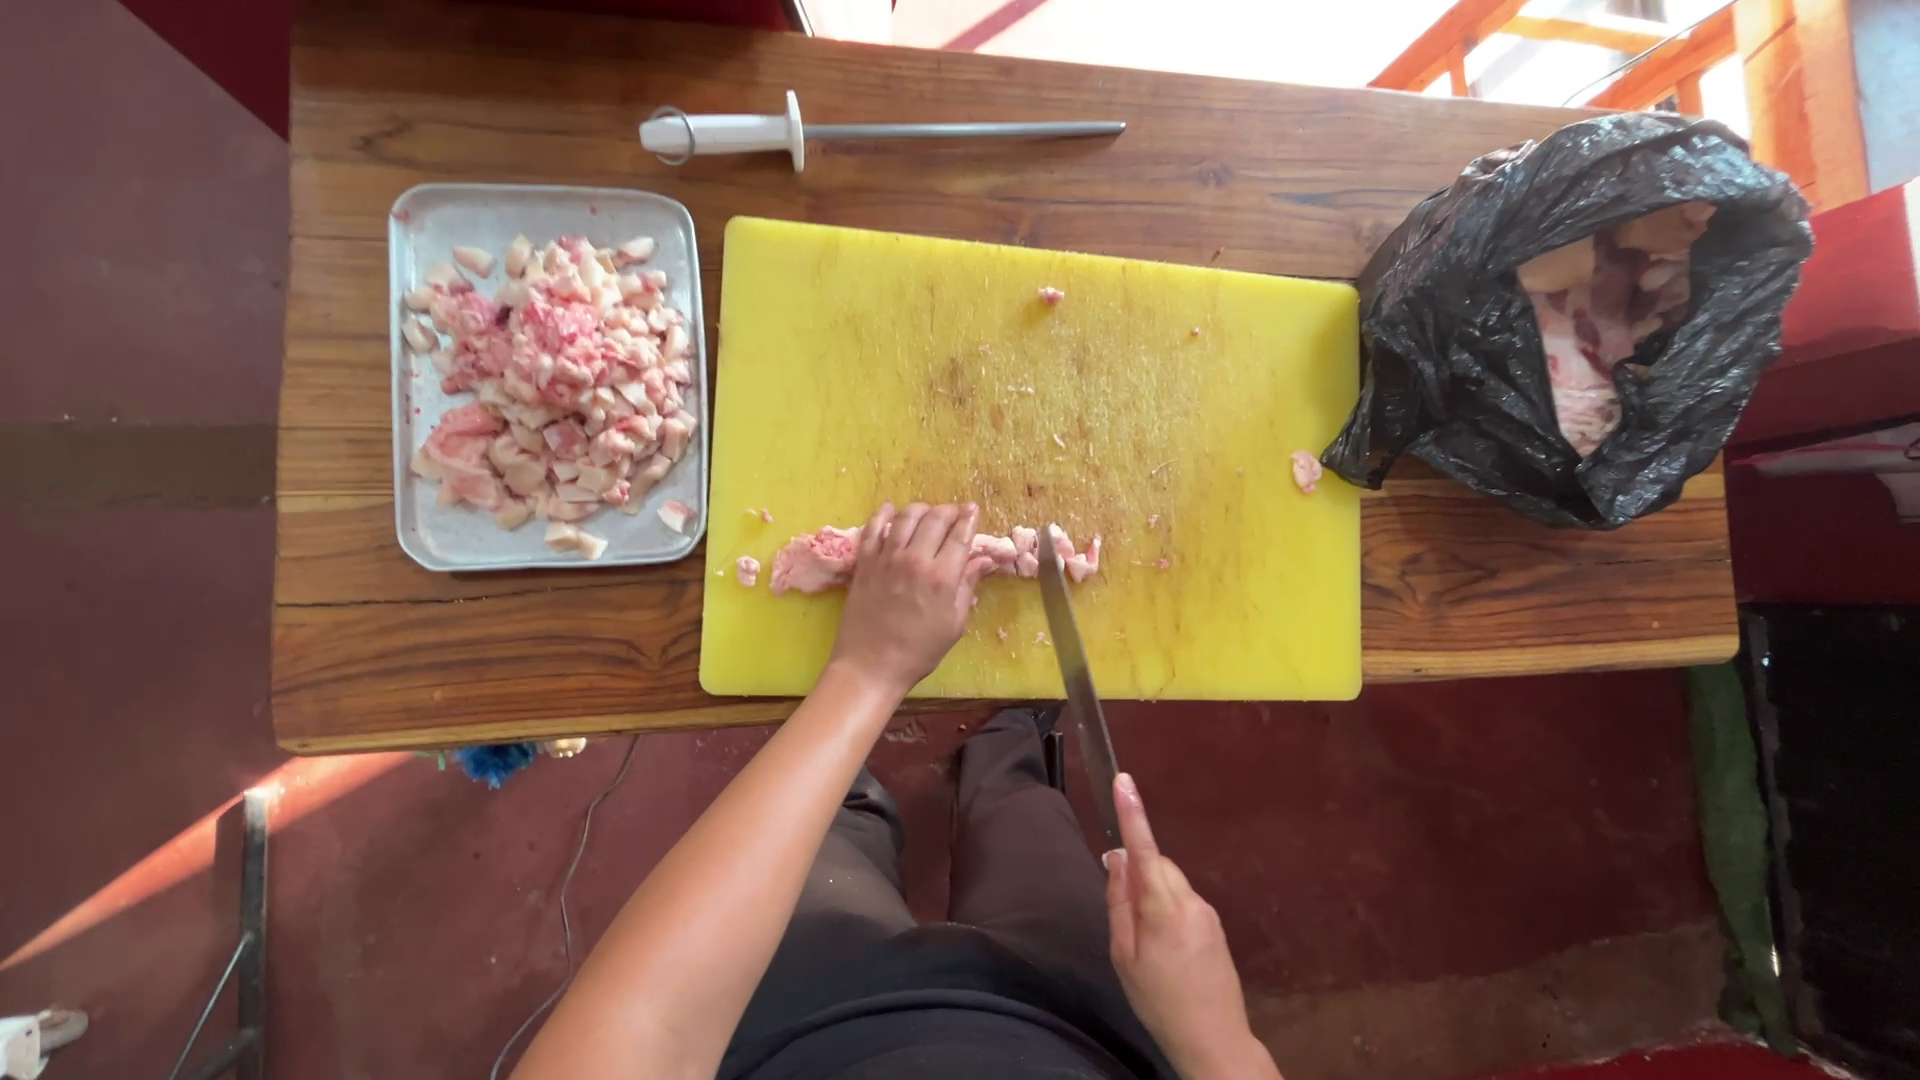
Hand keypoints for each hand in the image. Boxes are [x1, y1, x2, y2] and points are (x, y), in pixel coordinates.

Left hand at [828, 502, 993, 695]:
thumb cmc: (919, 651)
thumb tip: (983, 561)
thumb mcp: (954, 623)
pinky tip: (890, 510)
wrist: (871, 665)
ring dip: (921, 509)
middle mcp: (915, 560)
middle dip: (949, 511)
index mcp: (942, 577)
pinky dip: (883, 515)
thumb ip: (967, 586)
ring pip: (906, 517)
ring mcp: (887, 558)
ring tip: (927, 513)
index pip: (960, 535)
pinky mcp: (865, 562)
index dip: (969, 519)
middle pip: (935, 519)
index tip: (973, 510)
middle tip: (954, 514)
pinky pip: (873, 528)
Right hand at [1107, 773, 1281, 1079]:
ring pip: (1170, 881)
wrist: (1214, 1040)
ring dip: (1153, 894)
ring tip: (1148, 943)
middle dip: (1138, 872)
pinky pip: (1183, 899)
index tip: (1124, 779)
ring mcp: (1206, 910)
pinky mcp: (1215, 923)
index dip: (1132, 812)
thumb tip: (1116, 859)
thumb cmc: (1158, 1000)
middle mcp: (1189, 900)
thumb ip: (1118, 902)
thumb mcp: (1123, 956)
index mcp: (1162, 909)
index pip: (1144, 849)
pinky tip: (1167, 948)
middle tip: (1125, 915)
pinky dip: (1167, 908)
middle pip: (1157, 863)